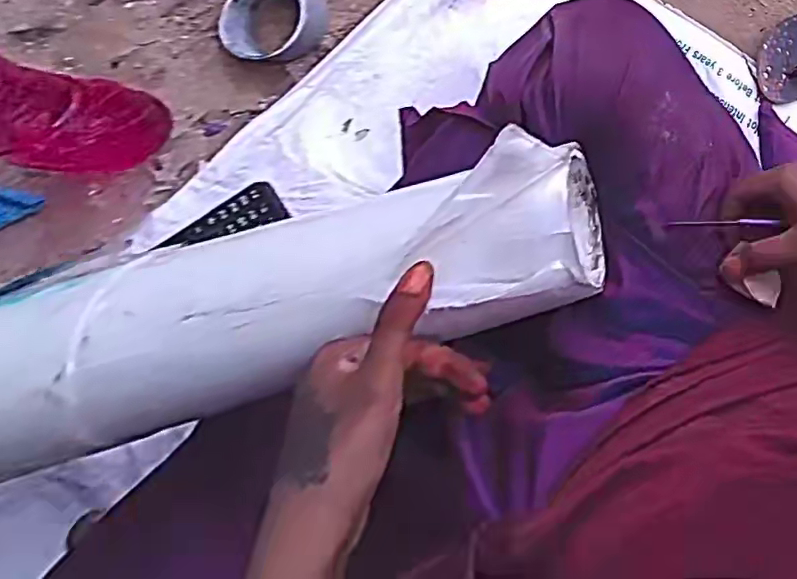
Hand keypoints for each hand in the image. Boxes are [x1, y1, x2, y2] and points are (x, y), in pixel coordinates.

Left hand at [246, 261, 489, 578]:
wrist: (314, 530)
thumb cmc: (348, 448)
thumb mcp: (382, 379)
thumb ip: (400, 321)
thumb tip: (421, 266)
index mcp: (338, 355)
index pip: (405, 342)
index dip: (445, 359)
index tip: (478, 380)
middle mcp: (335, 374)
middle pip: (405, 361)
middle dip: (448, 375)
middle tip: (482, 393)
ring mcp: (339, 406)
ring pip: (403, 384)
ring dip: (442, 392)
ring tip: (476, 406)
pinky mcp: (347, 435)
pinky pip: (395, 405)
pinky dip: (424, 407)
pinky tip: (446, 415)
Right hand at [717, 164, 796, 284]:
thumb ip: (759, 256)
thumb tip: (726, 268)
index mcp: (782, 178)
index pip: (738, 191)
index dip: (729, 218)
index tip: (731, 246)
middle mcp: (790, 172)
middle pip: (753, 194)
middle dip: (745, 223)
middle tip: (748, 252)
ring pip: (769, 200)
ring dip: (762, 224)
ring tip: (767, 250)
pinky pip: (785, 201)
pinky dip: (778, 220)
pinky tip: (786, 241)